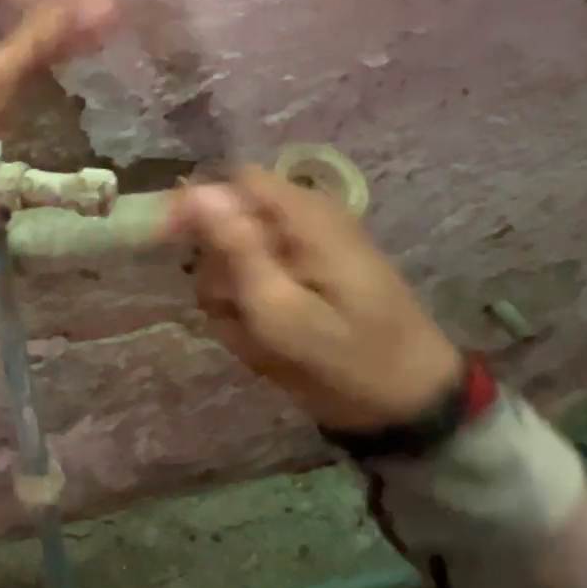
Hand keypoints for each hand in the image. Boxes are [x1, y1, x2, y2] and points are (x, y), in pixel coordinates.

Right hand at [165, 167, 463, 431]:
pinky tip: (264, 335)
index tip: (174, 248)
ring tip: (254, 332)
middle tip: (233, 309)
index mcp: (305, 216)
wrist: (411, 407)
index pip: (233, 180)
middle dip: (217, 265)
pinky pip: (253, 276)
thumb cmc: (349, 359)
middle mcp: (304, 221)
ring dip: (231, 293)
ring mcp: (306, 249)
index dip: (198, 206)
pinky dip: (249, 305)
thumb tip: (195, 193)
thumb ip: (237, 249)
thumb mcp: (282, 312)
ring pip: (234, 253)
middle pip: (229, 219)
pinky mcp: (306, 275)